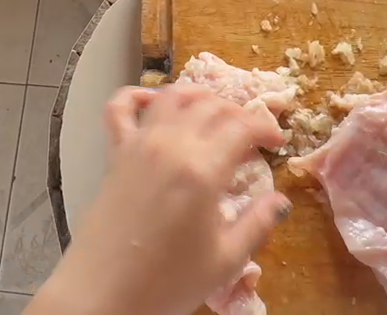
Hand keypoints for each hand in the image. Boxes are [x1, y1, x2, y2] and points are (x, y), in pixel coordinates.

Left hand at [30, 83, 290, 314]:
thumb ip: (257, 224)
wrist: (105, 293)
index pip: (241, 126)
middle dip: (237, 111)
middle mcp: (171, 143)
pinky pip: (121, 107)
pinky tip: (153, 100)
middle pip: (210, 105)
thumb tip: (281, 200)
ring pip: (172, 95)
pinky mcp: (116, 150)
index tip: (277, 139)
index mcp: (202, 168)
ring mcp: (140, 142)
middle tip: (250, 131)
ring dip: (197, 95)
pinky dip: (137, 94)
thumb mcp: (225, 260)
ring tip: (214, 109)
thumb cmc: (169, 281)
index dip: (264, 126)